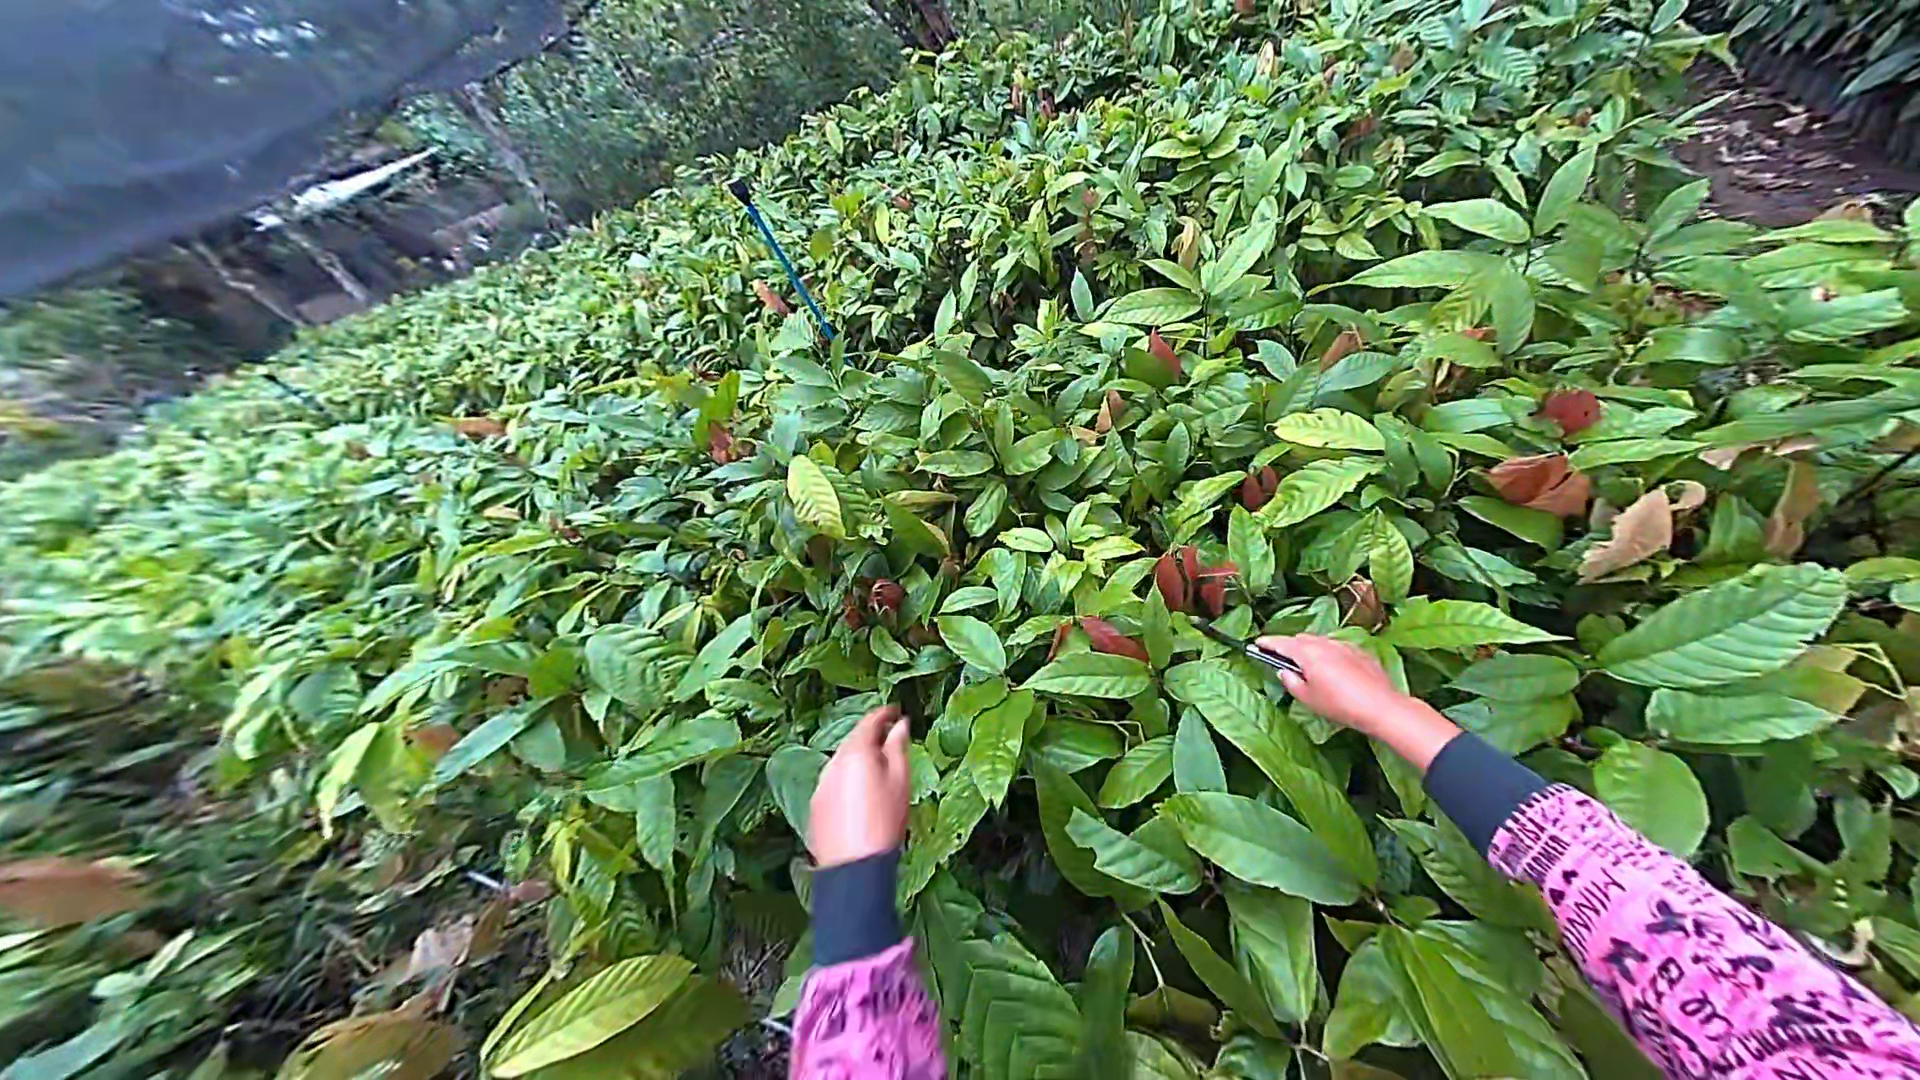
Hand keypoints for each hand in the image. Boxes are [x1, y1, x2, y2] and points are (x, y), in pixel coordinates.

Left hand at [809, 705, 911, 866]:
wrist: (855, 869)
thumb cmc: (884, 824)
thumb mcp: (900, 781)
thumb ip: (898, 747)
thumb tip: (901, 725)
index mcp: (856, 752)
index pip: (869, 721)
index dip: (884, 713)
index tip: (895, 711)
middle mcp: (833, 763)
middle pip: (853, 740)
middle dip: (871, 738)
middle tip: (889, 739)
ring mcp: (821, 785)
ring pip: (841, 762)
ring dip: (857, 759)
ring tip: (876, 770)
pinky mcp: (816, 805)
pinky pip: (833, 782)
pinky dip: (846, 780)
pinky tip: (859, 795)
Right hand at [1255, 634, 1460, 769]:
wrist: (1383, 708)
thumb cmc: (1341, 705)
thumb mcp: (1307, 698)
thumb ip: (1290, 682)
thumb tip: (1284, 672)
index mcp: (1307, 653)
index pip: (1280, 643)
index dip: (1266, 643)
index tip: (1257, 644)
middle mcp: (1324, 643)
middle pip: (1300, 639)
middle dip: (1288, 645)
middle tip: (1280, 656)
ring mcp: (1344, 646)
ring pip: (1319, 641)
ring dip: (1308, 648)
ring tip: (1305, 662)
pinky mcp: (1360, 652)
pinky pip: (1336, 647)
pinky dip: (1327, 652)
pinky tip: (1331, 667)